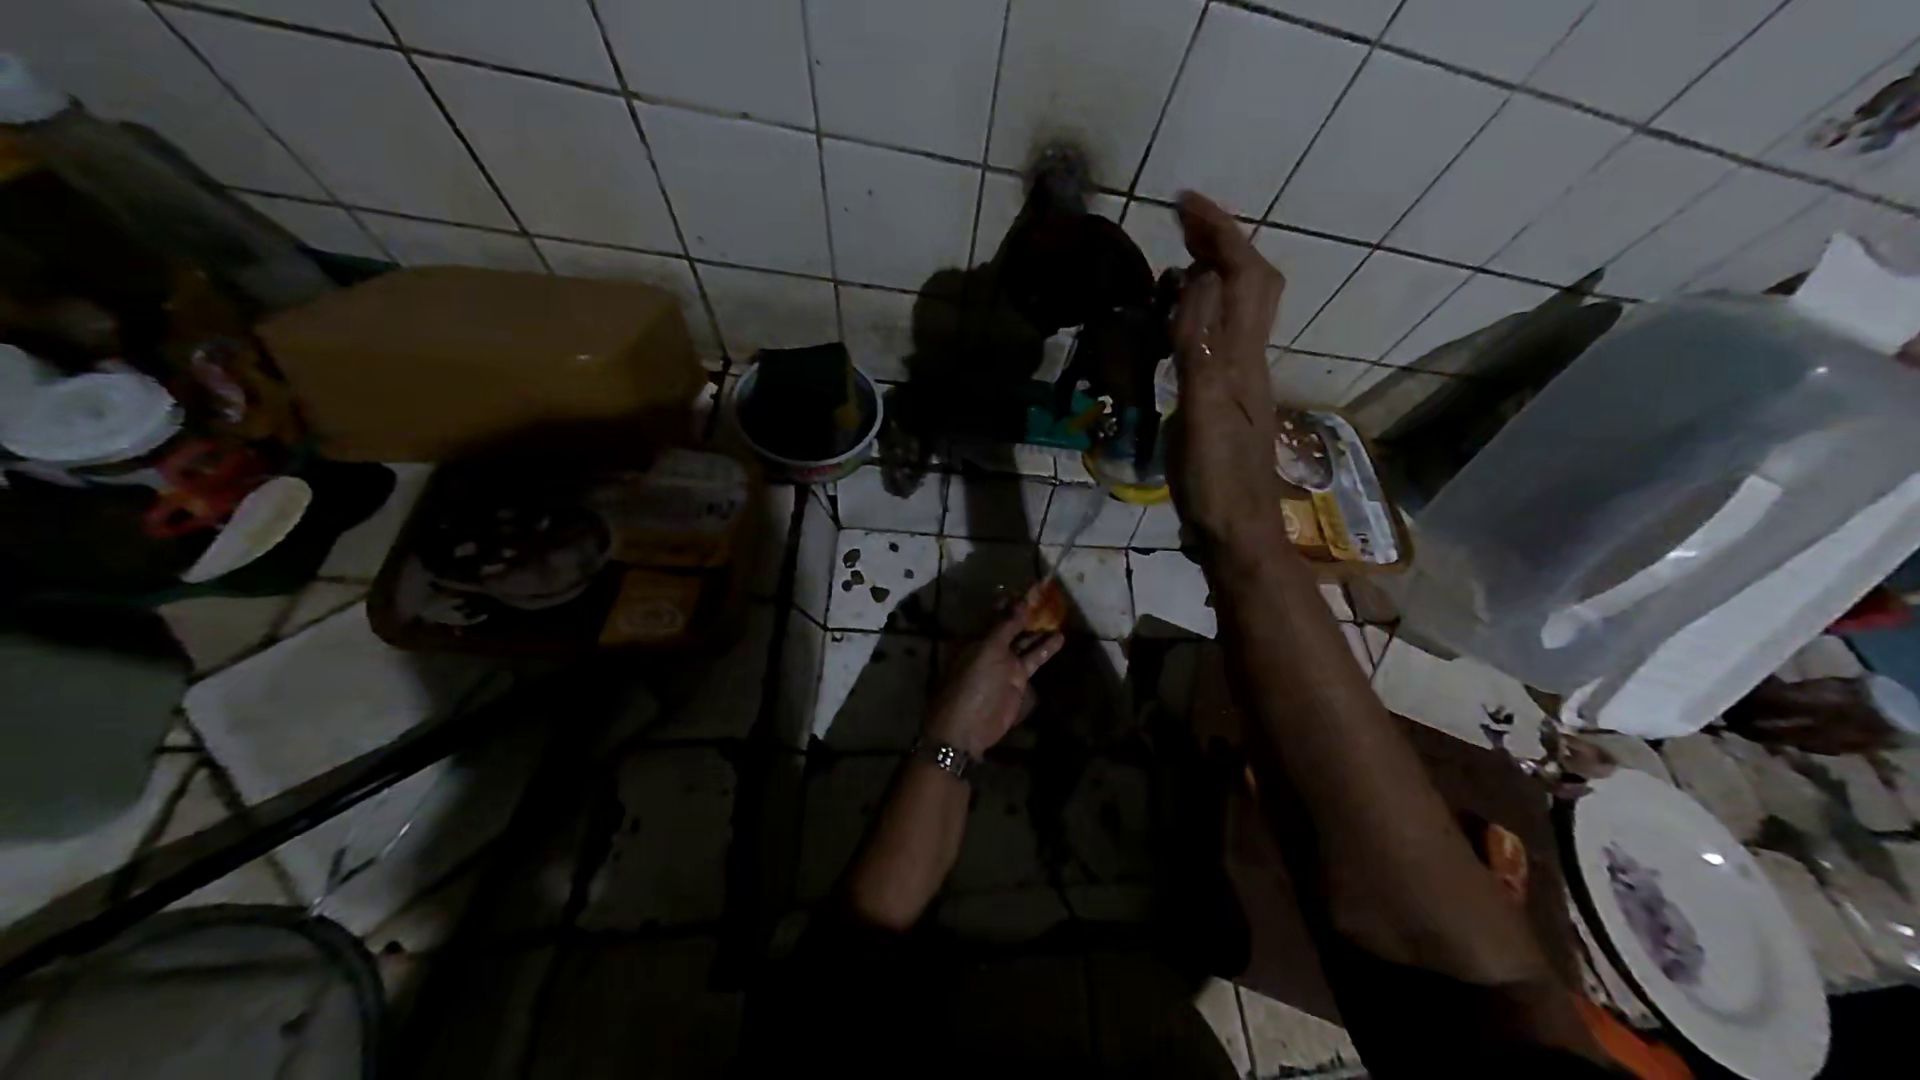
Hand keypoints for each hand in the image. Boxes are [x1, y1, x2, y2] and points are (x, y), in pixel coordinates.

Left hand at [923, 600, 1063, 756]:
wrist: (967, 728)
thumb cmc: (972, 684)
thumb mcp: (988, 650)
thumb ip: (1005, 626)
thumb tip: (1019, 601)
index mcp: (977, 636)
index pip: (998, 612)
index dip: (1013, 600)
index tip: (1031, 586)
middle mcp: (991, 647)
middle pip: (1013, 625)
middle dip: (1029, 612)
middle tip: (1050, 596)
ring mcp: (1005, 664)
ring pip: (1025, 641)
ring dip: (1040, 629)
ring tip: (1059, 613)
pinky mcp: (1017, 681)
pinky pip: (1033, 660)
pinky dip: (1045, 650)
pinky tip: (1060, 638)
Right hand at [1168, 191, 1287, 553]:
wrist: (1238, 530)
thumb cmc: (1215, 479)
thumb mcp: (1202, 410)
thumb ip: (1199, 344)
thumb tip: (1200, 276)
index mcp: (1241, 357)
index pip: (1239, 275)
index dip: (1218, 231)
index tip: (1183, 201)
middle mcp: (1249, 359)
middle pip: (1254, 283)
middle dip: (1225, 241)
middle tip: (1186, 222)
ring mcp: (1243, 379)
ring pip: (1243, 309)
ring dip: (1217, 272)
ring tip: (1180, 260)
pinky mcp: (1230, 399)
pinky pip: (1224, 336)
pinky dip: (1204, 311)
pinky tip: (1182, 322)